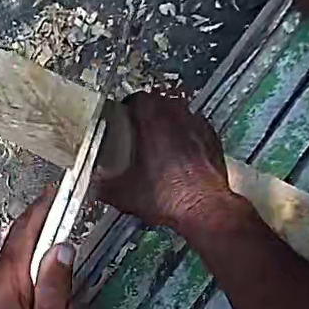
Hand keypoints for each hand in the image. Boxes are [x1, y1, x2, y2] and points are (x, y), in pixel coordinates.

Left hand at [0, 190, 73, 308]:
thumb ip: (55, 288)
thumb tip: (63, 247)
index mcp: (6, 276)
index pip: (27, 228)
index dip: (44, 206)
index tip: (60, 189)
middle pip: (20, 247)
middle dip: (45, 244)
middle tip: (69, 255)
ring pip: (12, 269)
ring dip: (34, 272)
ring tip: (53, 301)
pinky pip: (2, 283)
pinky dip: (21, 286)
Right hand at [97, 92, 242, 234]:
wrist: (204, 209)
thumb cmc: (171, 196)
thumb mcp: (124, 195)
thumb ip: (103, 185)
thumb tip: (96, 184)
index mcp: (152, 121)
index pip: (137, 99)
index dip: (128, 108)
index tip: (122, 118)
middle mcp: (177, 117)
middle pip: (159, 103)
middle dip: (148, 115)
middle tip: (138, 131)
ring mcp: (197, 127)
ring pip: (179, 114)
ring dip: (168, 124)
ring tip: (159, 144)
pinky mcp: (212, 140)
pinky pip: (195, 130)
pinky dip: (187, 138)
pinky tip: (180, 157)